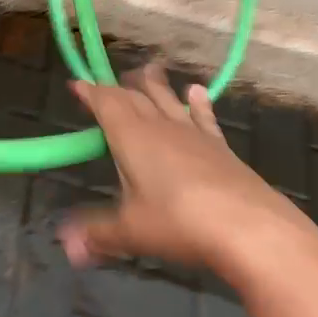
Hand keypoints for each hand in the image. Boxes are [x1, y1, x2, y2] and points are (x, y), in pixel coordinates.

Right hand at [61, 61, 312, 274]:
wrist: (250, 228)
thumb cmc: (180, 223)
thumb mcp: (131, 232)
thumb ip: (98, 235)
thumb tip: (66, 247)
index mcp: (130, 135)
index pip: (104, 101)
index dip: (88, 91)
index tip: (76, 84)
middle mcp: (159, 125)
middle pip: (134, 96)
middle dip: (116, 88)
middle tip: (104, 83)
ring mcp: (192, 133)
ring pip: (167, 99)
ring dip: (154, 84)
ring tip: (148, 69)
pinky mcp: (219, 147)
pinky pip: (203, 117)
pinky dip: (197, 103)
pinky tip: (196, 92)